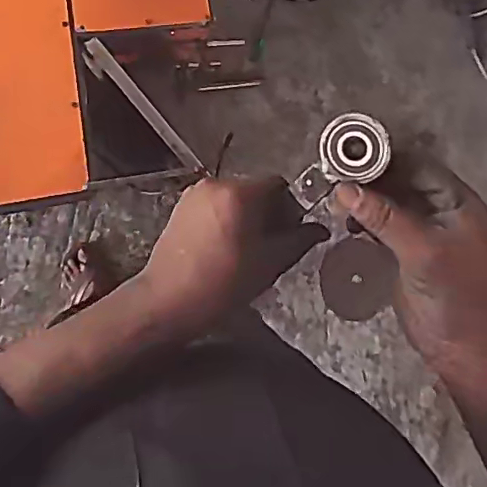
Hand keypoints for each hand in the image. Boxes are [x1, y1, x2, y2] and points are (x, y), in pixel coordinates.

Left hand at [133, 176, 327, 340]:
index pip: (279, 184)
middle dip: (269, 212)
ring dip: (247, 216)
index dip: (292, 207)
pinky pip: (215, 205)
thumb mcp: (269, 264)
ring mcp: (194, 194)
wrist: (168, 301)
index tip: (293, 231)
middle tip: (272, 244)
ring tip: (247, 250)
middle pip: (255, 189)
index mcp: (237, 193)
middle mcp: (214, 185)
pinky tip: (226, 248)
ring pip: (235, 198)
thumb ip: (298, 240)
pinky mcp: (181, 207)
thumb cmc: (220, 285)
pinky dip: (226, 219)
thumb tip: (318, 229)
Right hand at [331, 158, 486, 377]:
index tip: (348, 152)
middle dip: (370, 177)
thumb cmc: (454, 297)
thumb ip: (383, 217)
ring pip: (390, 203)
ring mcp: (425, 232)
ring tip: (335, 195)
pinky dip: (365, 219)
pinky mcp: (408, 252)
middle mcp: (442, 211)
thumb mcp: (420, 251)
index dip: (385, 156)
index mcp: (457, 203)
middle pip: (402, 181)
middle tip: (334, 173)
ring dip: (365, 198)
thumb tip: (344, 187)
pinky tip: (345, 219)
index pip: (418, 164)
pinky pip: (384, 225)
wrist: (465, 352)